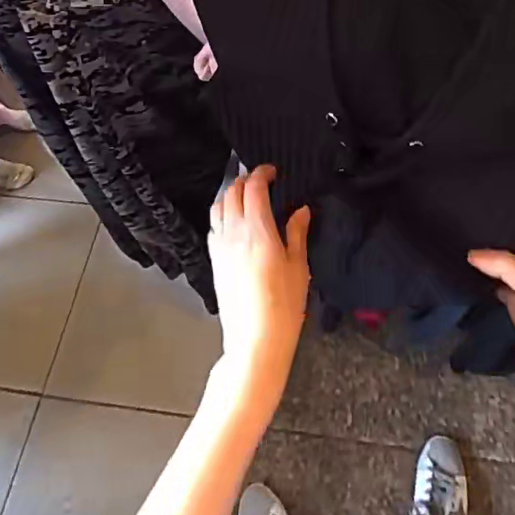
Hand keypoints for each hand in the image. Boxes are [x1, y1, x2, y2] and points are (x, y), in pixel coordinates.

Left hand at [209, 166, 311, 391]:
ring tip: (246, 195)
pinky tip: (234, 222)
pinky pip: (214, 226)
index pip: (253, 187)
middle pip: (232, 191)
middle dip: (245, 179)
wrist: (255, 343)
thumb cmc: (282, 307)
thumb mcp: (299, 267)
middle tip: (261, 180)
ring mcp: (221, 248)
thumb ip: (297, 233)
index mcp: (258, 231)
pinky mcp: (215, 262)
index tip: (273, 171)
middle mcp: (234, 234)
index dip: (262, 173)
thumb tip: (301, 210)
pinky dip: (222, 214)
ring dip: (230, 193)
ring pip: (218, 206)